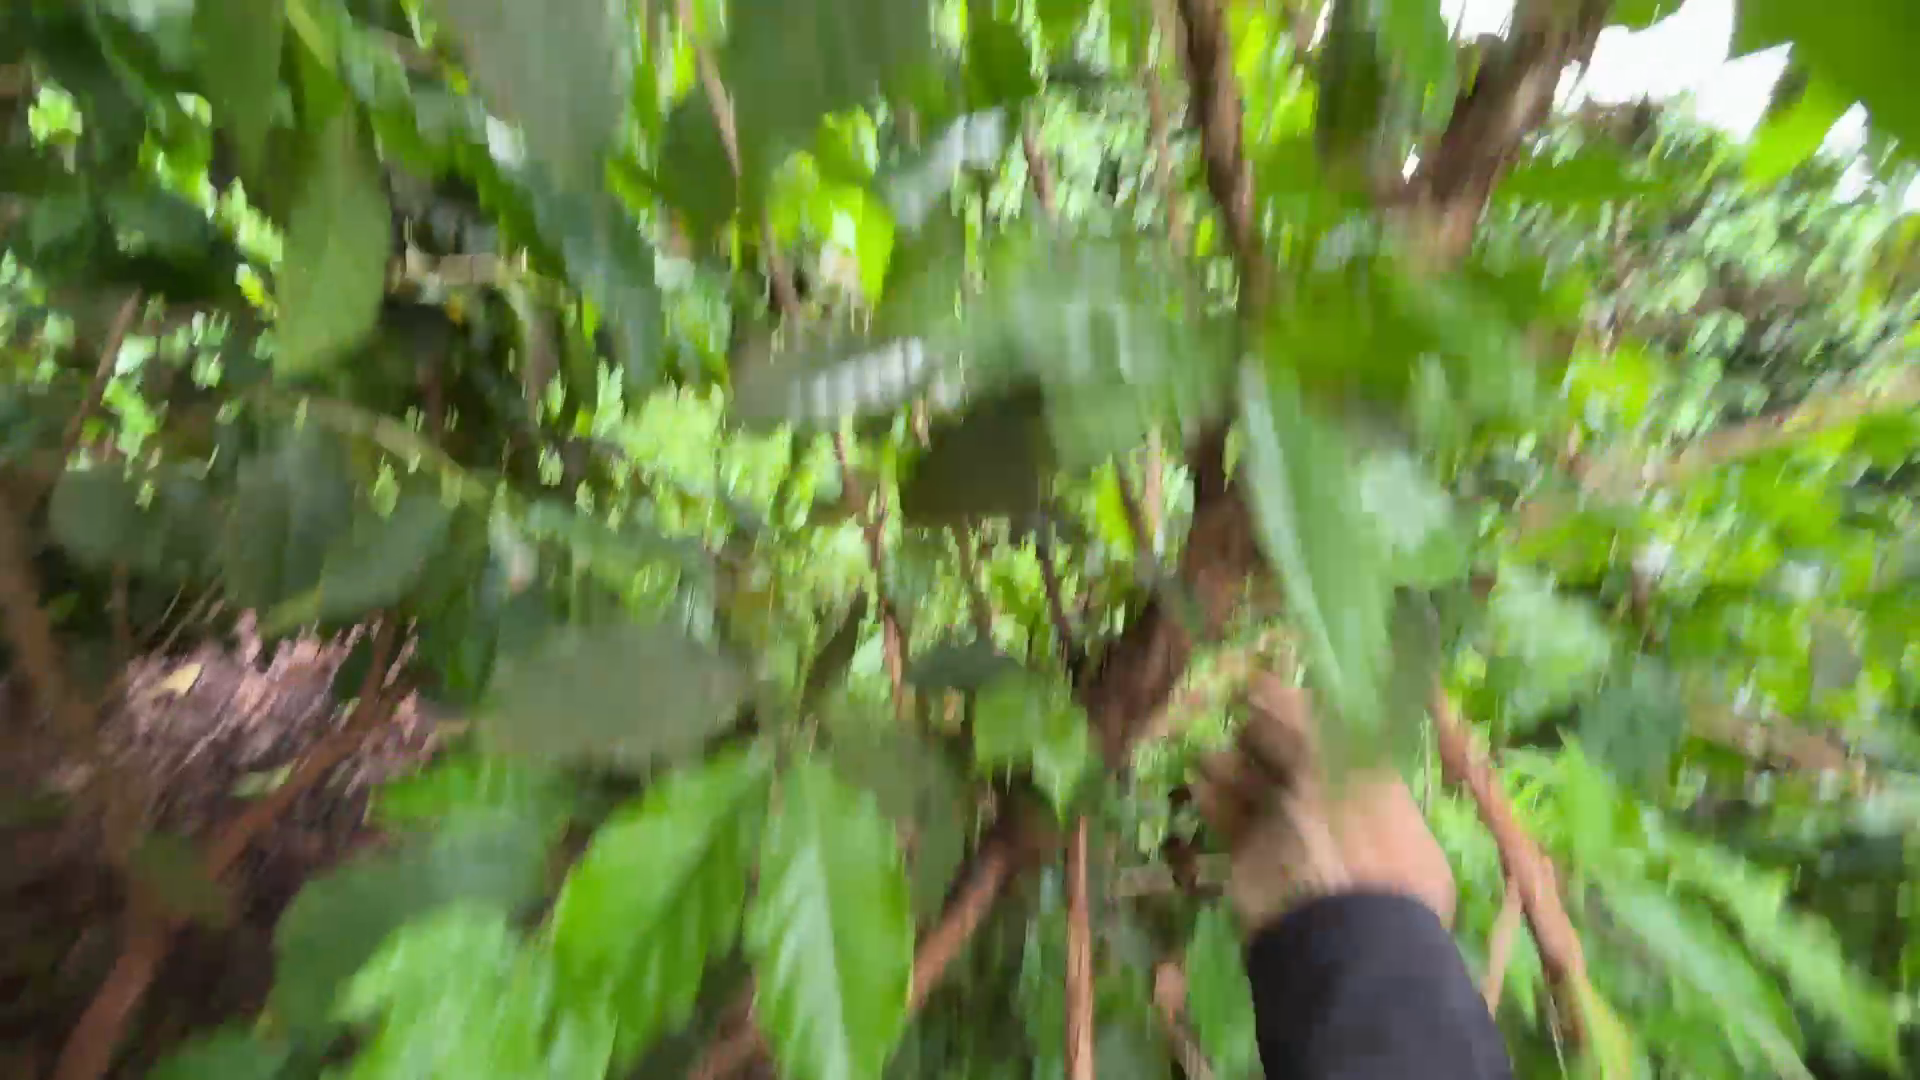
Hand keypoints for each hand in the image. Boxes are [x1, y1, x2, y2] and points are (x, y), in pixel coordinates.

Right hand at [1197, 675, 1455, 932]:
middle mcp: (1331, 806)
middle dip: (1257, 735)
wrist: (1331, 927)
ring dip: (1229, 766)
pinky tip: (1200, 786)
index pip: (1325, 734)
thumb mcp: (1335, 768)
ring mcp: (1292, 834)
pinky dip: (1214, 801)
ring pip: (1253, 785)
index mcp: (1366, 786)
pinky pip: (1231, 819)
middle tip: (1235, 719)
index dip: (1291, 709)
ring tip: (1210, 759)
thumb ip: (1303, 725)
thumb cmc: (1349, 839)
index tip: (1255, 686)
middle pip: (1285, 756)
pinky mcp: (1255, 857)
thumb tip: (1272, 683)